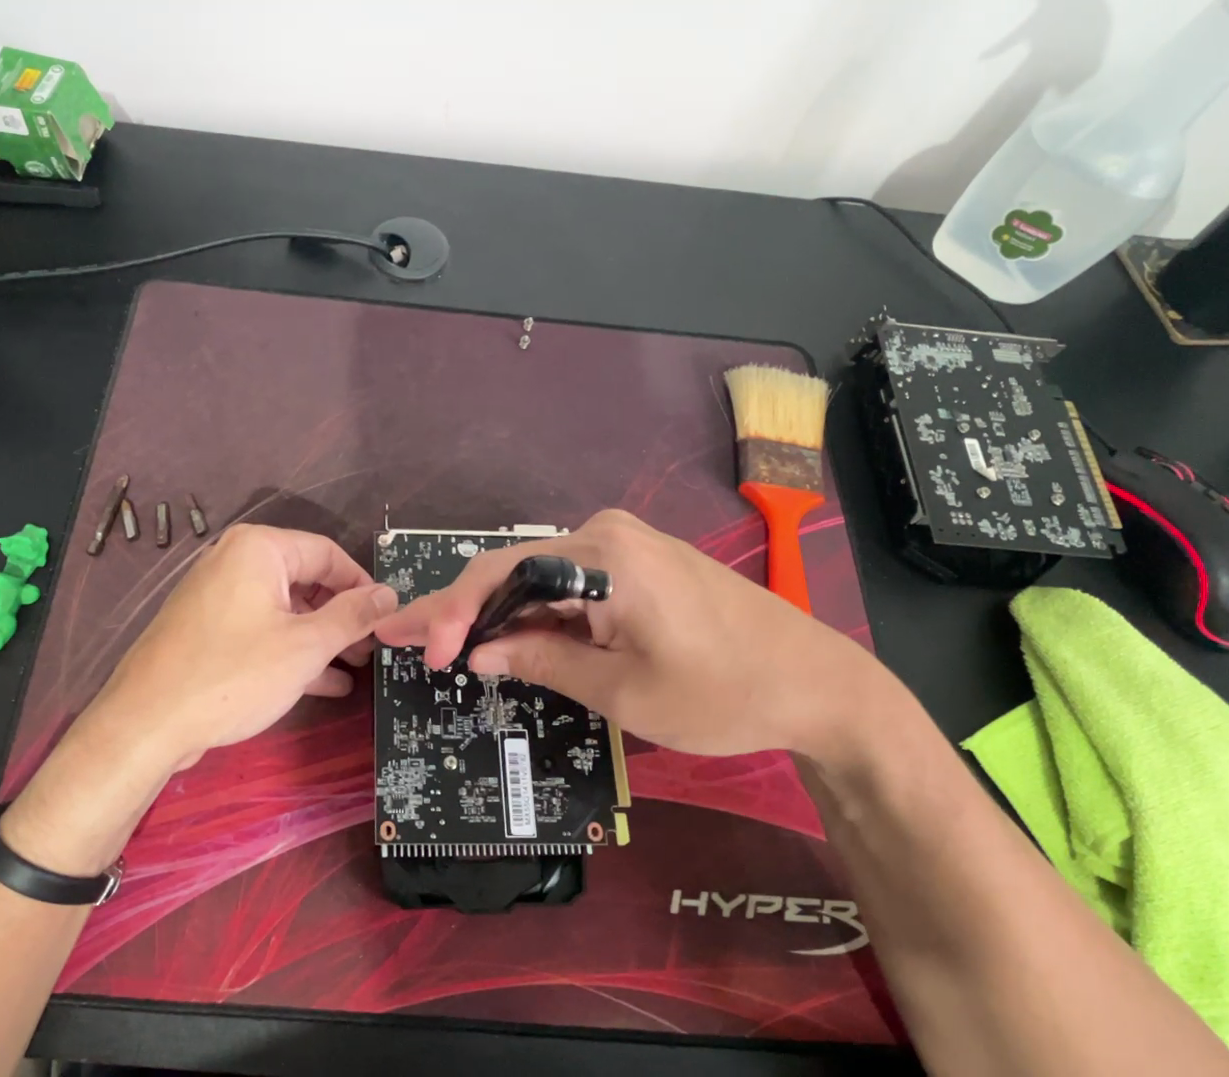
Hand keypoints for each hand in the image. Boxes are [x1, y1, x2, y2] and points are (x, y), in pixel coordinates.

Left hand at [84, 523, 398, 770]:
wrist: (148, 722)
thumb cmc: (235, 674)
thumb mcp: (306, 646)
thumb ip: (352, 616)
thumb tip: (388, 595)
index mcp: (258, 549)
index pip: (327, 554)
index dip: (362, 586)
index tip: (388, 618)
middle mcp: (234, 562)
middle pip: (305, 581)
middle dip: (342, 617)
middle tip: (372, 651)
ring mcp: (217, 597)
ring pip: (284, 610)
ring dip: (321, 639)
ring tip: (355, 671)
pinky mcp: (207, 631)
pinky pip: (261, 630)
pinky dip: (291, 651)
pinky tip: (324, 684)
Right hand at [374, 509, 898, 758]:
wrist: (820, 685)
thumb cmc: (722, 693)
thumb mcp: (622, 692)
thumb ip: (542, 663)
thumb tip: (477, 655)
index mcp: (604, 556)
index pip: (502, 575)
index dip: (452, 613)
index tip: (419, 651)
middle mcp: (609, 534)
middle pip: (515, 570)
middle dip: (461, 609)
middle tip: (408, 639)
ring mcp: (629, 544)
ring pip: (541, 577)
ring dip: (498, 614)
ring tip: (445, 644)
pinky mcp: (642, 563)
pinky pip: (573, 583)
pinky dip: (539, 613)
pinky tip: (508, 638)